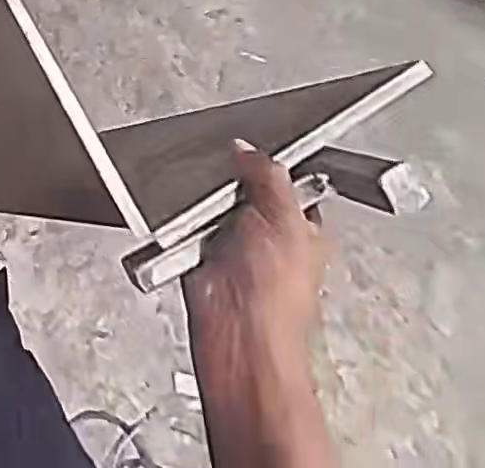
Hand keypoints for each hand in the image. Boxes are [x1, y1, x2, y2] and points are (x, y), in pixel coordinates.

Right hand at [187, 140, 329, 358]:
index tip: (248, 151)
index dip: (268, 164)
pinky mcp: (200, 251)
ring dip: (204, 203)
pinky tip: (191, 227)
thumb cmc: (277, 299)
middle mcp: (269, 236)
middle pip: (243, 187)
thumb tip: (246, 149)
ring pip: (212, 202)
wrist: (236, 334)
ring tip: (208, 213)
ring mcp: (233, 244)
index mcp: (302, 227)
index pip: (285, 180)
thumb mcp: (285, 221)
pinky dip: (183, 220)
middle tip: (226, 185)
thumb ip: (268, 177)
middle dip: (230, 182)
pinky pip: (185, 221)